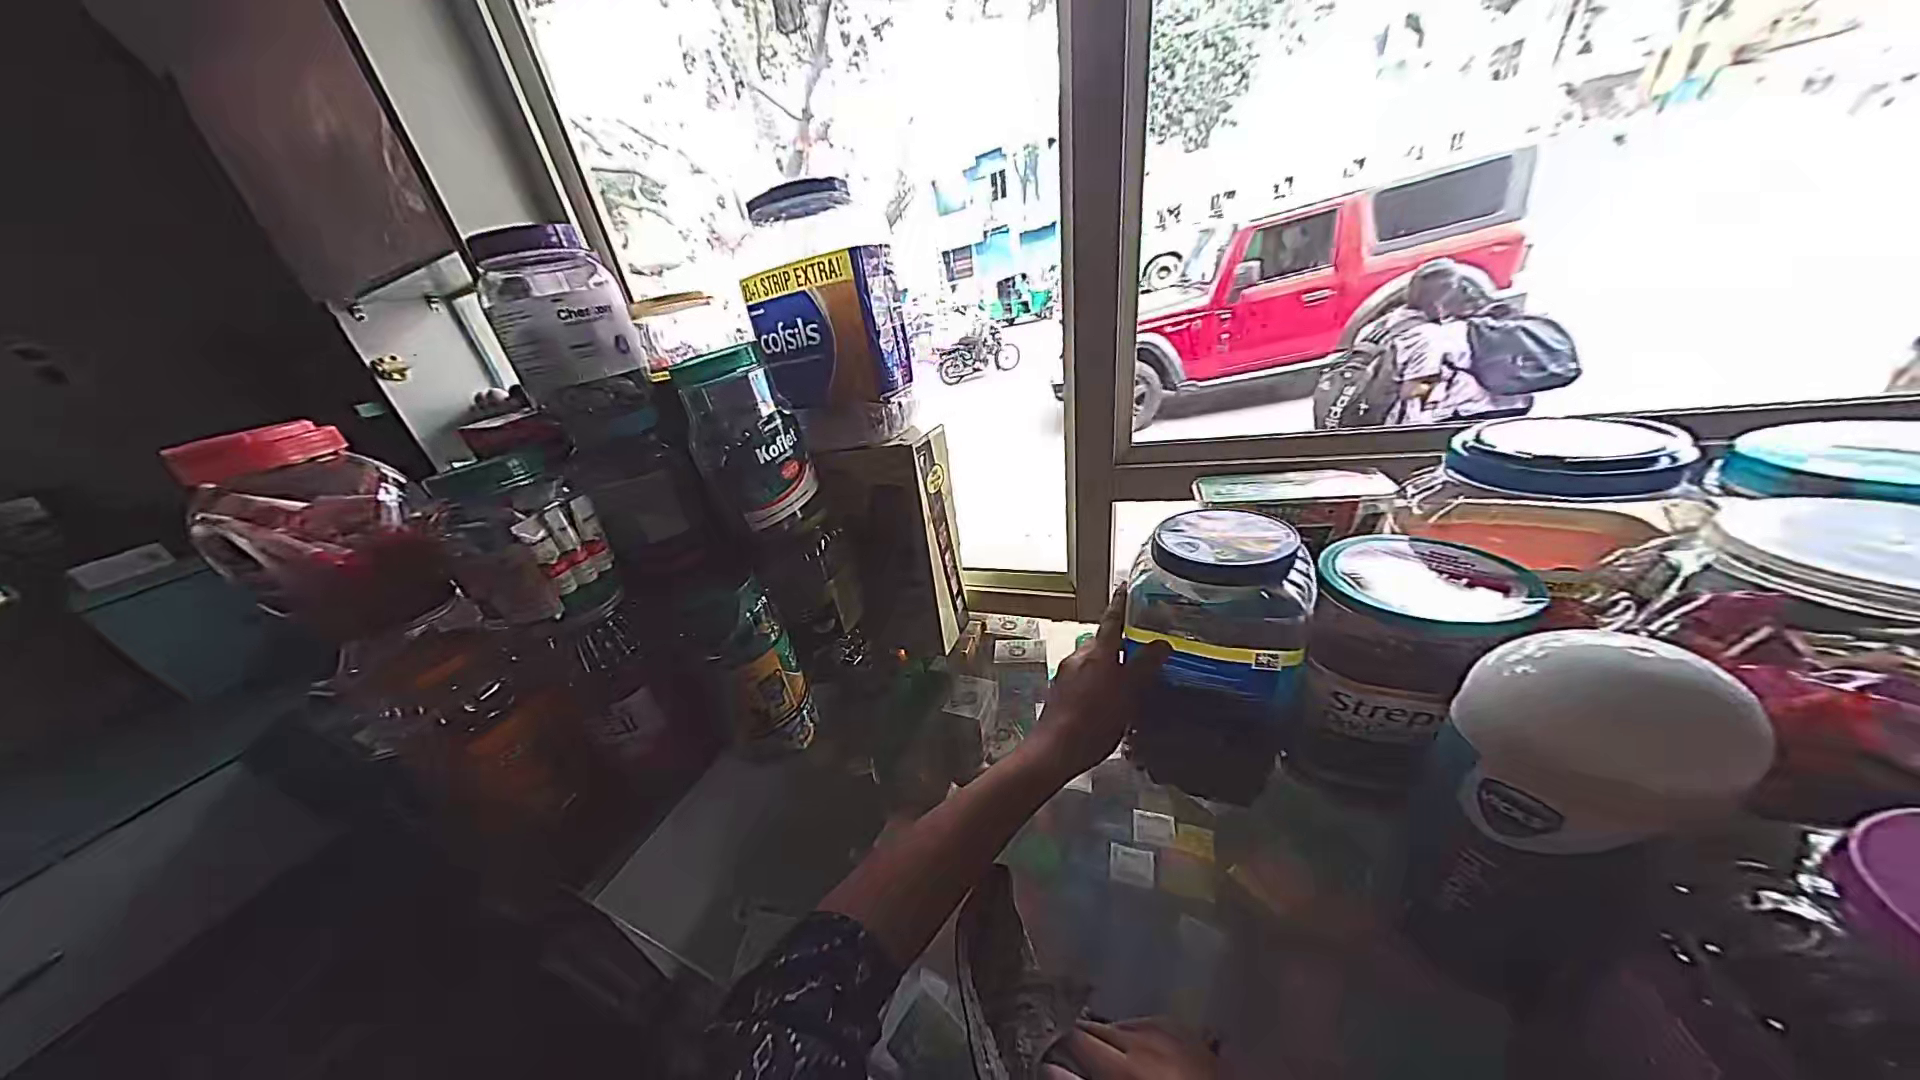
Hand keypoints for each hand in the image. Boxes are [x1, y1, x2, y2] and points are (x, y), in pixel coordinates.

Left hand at [1025, 592, 1168, 779]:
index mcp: (1096, 653)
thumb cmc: (1094, 721)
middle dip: (1119, 642)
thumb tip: (1161, 643)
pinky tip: (1109, 699)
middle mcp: (1078, 658)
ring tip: (1129, 679)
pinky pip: (1085, 677)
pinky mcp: (1061, 692)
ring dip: (1109, 664)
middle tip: (1140, 647)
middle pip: (1102, 641)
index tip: (1125, 586)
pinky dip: (1099, 680)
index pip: (1112, 620)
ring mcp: (1066, 675)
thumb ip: (1144, 667)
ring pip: (1093, 661)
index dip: (1121, 603)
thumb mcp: (1127, 695)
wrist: (1054, 749)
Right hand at [1045, 1018, 1219, 1079]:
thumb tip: (1048, 1066)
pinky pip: (1142, 1022)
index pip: (1076, 1038)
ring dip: (1107, 1039)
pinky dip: (1133, 1035)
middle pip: (1093, 1027)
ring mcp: (1163, 1028)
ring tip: (1108, 1062)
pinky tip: (1136, 1054)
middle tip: (1074, 1059)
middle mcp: (1144, 1038)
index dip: (1057, 1044)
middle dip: (1080, 1042)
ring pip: (1116, 1024)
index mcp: (1128, 1066)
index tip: (1046, 1050)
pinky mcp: (1179, 1028)